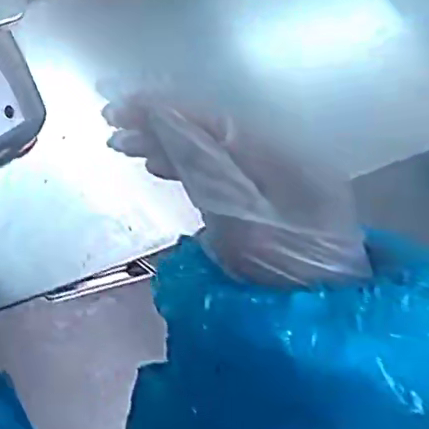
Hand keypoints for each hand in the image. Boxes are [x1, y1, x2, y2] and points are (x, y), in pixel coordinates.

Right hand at [104, 96, 369, 286]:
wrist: (317, 321)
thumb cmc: (281, 270)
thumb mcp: (240, 218)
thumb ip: (204, 166)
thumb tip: (163, 121)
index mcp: (280, 154)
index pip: (210, 118)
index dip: (162, 108)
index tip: (120, 106)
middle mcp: (277, 155)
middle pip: (206, 127)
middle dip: (156, 122)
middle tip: (110, 123)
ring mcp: (269, 176)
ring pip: (203, 145)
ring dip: (160, 140)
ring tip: (120, 144)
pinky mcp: (257, 197)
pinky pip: (210, 164)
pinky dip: (177, 160)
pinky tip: (152, 163)